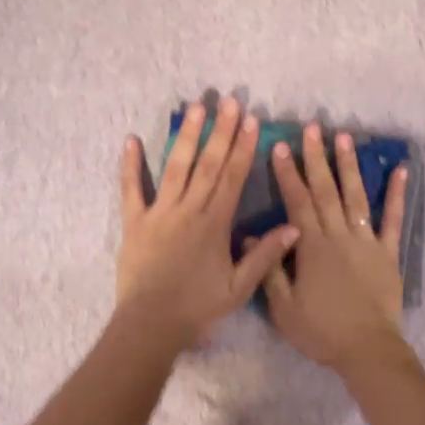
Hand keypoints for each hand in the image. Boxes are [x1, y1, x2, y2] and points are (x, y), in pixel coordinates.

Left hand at [116, 98, 298, 348]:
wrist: (151, 323)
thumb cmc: (198, 306)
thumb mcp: (239, 287)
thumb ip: (265, 255)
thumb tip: (294, 227)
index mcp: (215, 223)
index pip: (234, 178)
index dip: (243, 148)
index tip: (251, 121)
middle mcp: (189, 210)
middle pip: (208, 164)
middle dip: (221, 131)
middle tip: (229, 101)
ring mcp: (159, 213)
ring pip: (174, 167)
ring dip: (185, 136)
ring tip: (195, 107)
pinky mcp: (134, 222)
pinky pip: (131, 189)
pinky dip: (130, 165)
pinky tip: (132, 139)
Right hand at [264, 123, 410, 372]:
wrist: (367, 349)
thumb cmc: (320, 331)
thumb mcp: (283, 307)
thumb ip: (271, 269)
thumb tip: (255, 235)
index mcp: (311, 247)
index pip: (296, 201)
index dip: (287, 173)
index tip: (279, 147)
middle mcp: (338, 235)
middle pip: (325, 190)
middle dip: (316, 157)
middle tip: (312, 128)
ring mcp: (366, 242)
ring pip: (356, 196)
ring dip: (349, 166)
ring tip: (345, 137)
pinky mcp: (388, 253)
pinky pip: (393, 219)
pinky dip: (397, 194)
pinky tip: (400, 170)